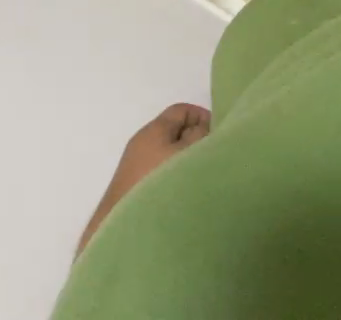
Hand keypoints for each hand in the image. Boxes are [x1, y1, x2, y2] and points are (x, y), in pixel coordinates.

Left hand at [78, 103, 209, 252]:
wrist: (120, 230)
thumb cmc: (159, 184)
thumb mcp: (187, 154)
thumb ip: (200, 135)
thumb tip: (203, 128)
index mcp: (153, 130)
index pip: (182, 110)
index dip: (203, 117)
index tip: (219, 136)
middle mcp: (141, 144)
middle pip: (175, 132)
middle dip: (196, 141)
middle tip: (214, 158)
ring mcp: (136, 167)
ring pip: (168, 154)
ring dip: (186, 162)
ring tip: (202, 179)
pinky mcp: (134, 188)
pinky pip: (160, 173)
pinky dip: (174, 177)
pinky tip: (185, 194)